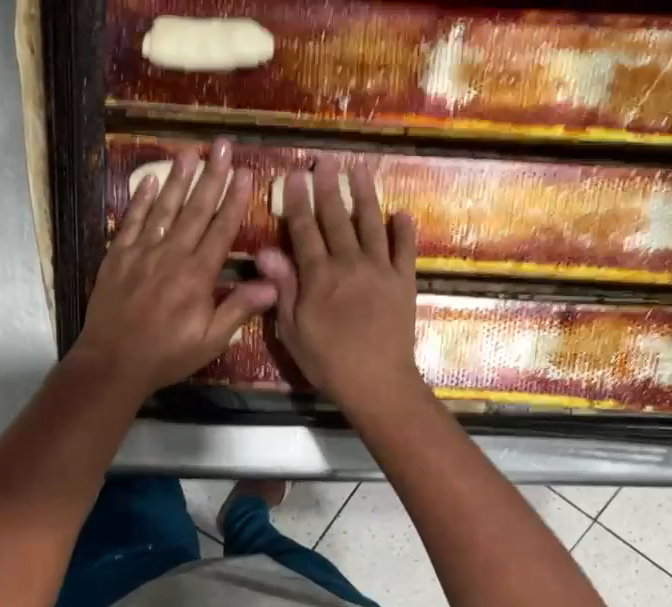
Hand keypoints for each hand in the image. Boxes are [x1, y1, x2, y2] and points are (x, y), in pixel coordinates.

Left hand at [70, 138, 276, 394]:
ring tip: (190, 152)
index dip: (235, 199)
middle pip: (195, 209)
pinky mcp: (117, 257)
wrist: (113, 362)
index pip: (222, 229)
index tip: (246, 172)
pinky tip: (151, 181)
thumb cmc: (167, 356)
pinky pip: (131, 220)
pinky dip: (141, 199)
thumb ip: (239, 309)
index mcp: (198, 275)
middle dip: (211, 176)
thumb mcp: (210, 341)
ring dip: (179, 178)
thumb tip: (273, 285)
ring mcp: (142, 252)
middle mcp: (171, 255)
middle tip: (222, 145)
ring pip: (164, 208)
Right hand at [256, 159, 419, 406]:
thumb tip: (266, 252)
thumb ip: (283, 289)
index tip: (295, 175)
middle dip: (329, 187)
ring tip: (359, 169)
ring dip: (364, 194)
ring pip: (371, 223)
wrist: (377, 382)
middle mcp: (349, 263)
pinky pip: (405, 249)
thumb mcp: (293, 331)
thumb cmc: (328, 363)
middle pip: (337, 218)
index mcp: (318, 276)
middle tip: (325, 160)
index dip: (298, 201)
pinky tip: (401, 214)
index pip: (305, 230)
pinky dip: (403, 230)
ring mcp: (380, 270)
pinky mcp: (404, 282)